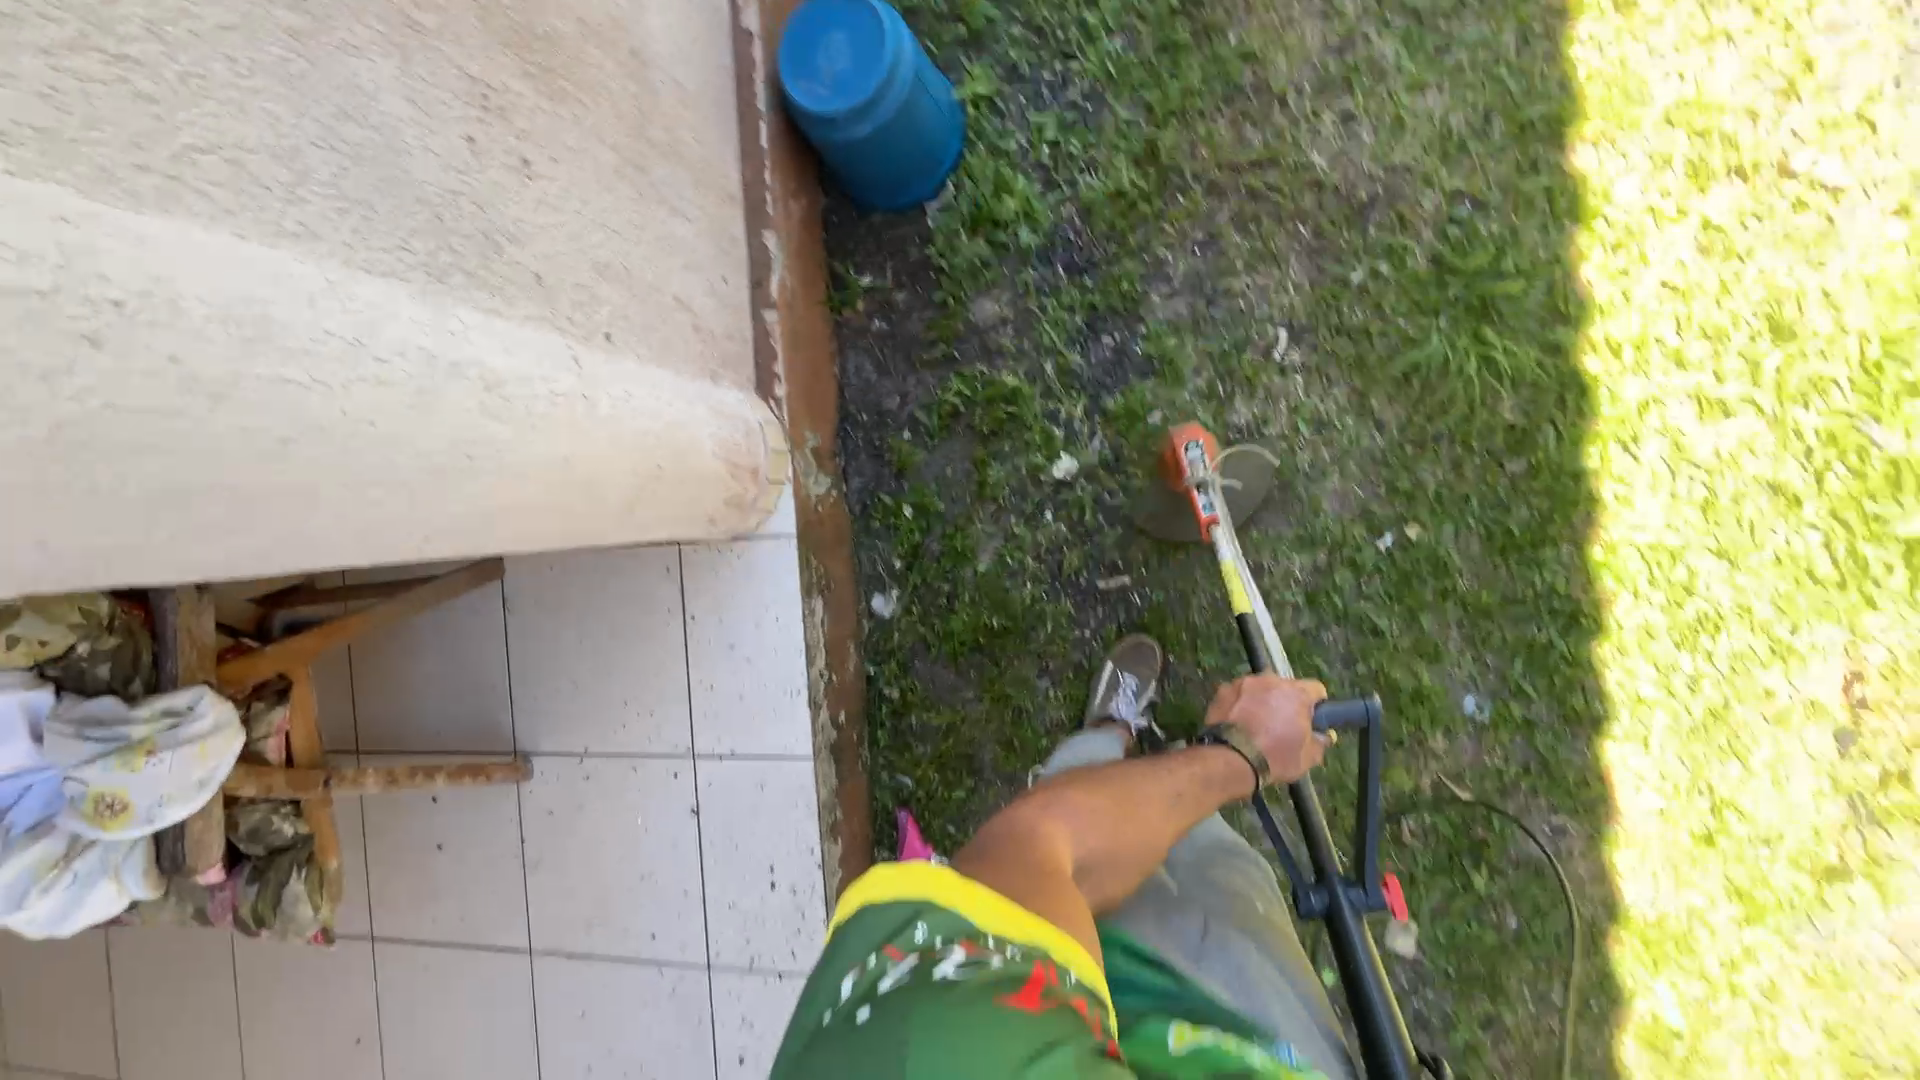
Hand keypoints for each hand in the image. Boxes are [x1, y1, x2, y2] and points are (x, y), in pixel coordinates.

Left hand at [1205, 675, 1328, 783]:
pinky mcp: (1222, 690)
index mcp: (1296, 693)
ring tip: (1256, 724)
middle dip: (1286, 701)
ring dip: (1261, 700)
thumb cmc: (1274, 758)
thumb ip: (1320, 742)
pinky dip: (1239, 703)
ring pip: (1259, 688)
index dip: (1316, 704)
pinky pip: (1237, 694)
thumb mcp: (1307, 758)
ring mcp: (1243, 682)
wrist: (1230, 759)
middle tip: (1282, 724)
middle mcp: (1270, 680)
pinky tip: (1236, 722)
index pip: (1315, 688)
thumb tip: (1325, 735)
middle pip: (1285, 686)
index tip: (1311, 718)